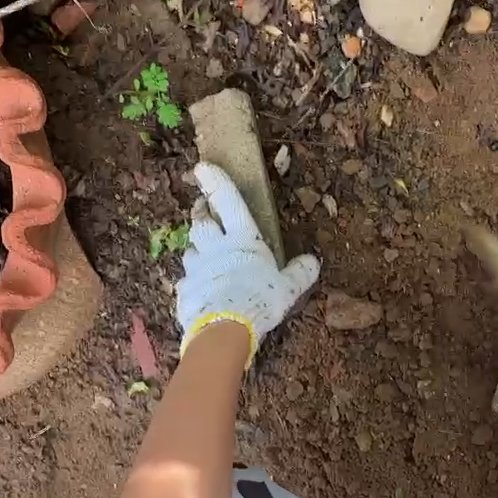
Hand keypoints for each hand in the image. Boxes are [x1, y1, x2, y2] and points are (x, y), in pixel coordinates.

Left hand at [176, 163, 320, 356]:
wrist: (224, 330)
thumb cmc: (260, 301)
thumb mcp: (288, 288)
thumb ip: (300, 273)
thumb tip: (312, 261)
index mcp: (242, 238)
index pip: (227, 200)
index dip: (215, 181)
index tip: (201, 167)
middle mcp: (215, 247)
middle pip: (200, 221)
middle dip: (200, 212)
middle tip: (202, 208)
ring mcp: (196, 267)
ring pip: (191, 250)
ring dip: (197, 248)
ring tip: (204, 254)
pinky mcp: (184, 289)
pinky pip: (187, 280)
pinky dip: (194, 281)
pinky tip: (201, 290)